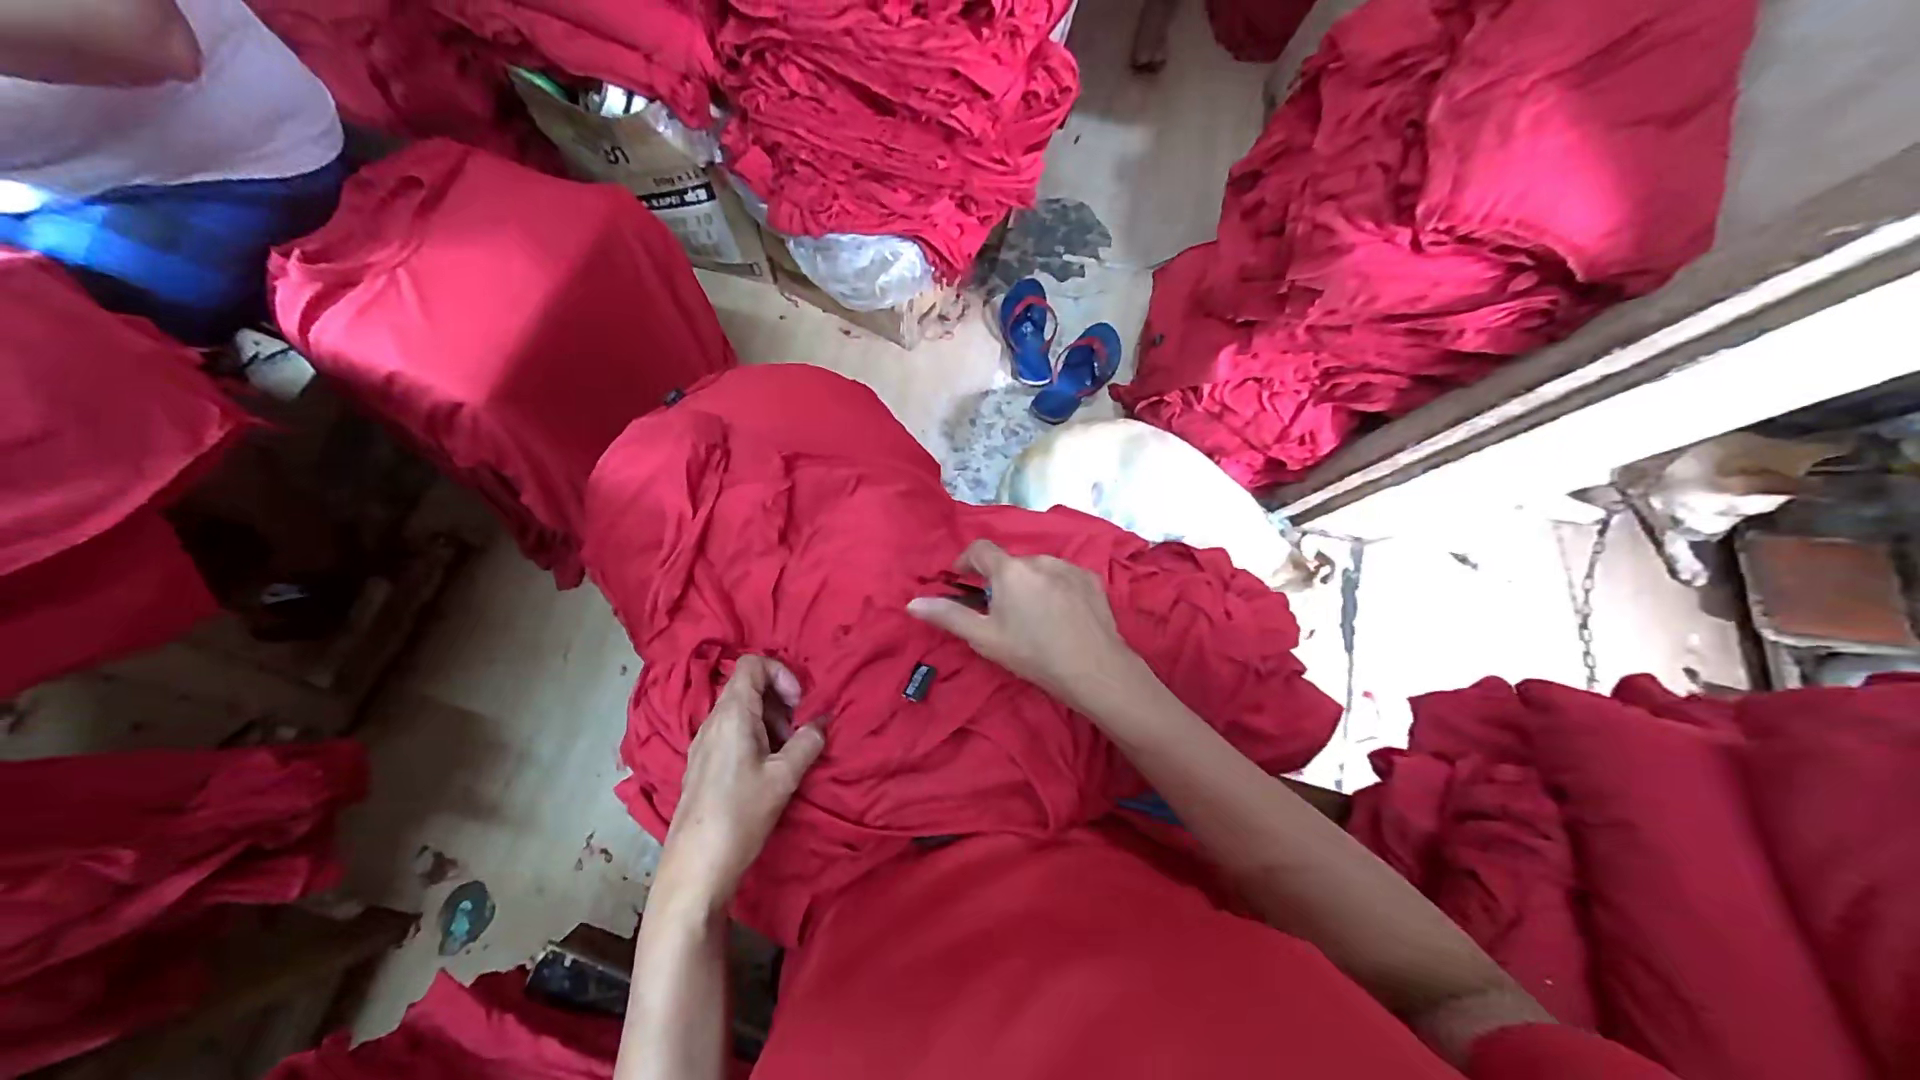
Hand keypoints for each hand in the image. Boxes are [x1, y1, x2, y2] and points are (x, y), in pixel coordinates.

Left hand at [654, 656, 826, 914]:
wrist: (696, 866)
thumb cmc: (741, 814)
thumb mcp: (784, 777)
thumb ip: (808, 742)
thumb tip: (823, 721)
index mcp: (731, 713)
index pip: (753, 664)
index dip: (782, 674)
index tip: (800, 704)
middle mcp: (713, 720)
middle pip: (748, 685)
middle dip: (781, 701)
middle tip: (799, 732)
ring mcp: (704, 742)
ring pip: (742, 710)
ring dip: (771, 721)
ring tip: (788, 754)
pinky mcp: (703, 763)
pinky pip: (732, 732)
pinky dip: (756, 738)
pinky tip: (767, 769)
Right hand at [907, 539, 1149, 715]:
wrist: (1094, 669)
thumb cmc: (1033, 654)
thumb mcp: (985, 638)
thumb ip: (948, 616)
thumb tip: (913, 603)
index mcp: (1010, 570)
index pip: (979, 549)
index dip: (966, 561)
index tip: (961, 580)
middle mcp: (1039, 559)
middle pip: (1010, 564)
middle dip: (1000, 581)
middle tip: (1001, 614)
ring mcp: (1069, 567)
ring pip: (1038, 569)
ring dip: (1029, 584)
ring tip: (1033, 617)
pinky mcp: (1091, 579)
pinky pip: (1063, 576)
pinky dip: (1055, 588)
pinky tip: (1060, 616)